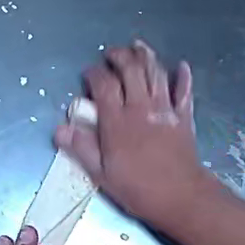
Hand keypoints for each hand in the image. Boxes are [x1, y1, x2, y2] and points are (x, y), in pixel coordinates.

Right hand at [54, 40, 224, 232]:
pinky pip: (184, 92)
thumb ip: (81, 148)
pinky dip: (183, 77)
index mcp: (117, 121)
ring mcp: (165, 110)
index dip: (94, 74)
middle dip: (120, 57)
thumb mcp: (101, 173)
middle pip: (130, 71)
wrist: (182, 198)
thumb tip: (60, 128)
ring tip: (138, 46)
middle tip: (111, 54)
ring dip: (146, 57)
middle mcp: (140, 108)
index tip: (88, 73)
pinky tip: (182, 66)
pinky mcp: (184, 117)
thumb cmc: (138, 188)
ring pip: (155, 74)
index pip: (103, 85)